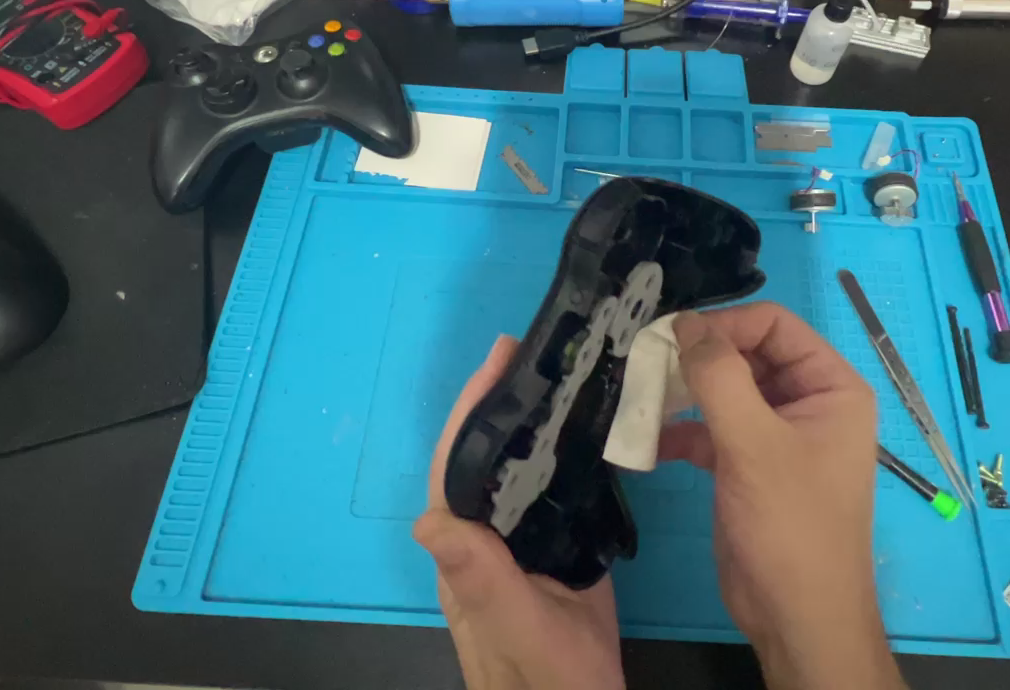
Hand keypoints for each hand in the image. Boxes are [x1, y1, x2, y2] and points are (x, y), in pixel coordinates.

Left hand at [414, 335, 624, 689]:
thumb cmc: (547, 681)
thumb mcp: (519, 631)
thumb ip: (480, 581)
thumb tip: (428, 520)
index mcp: (466, 551)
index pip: (456, 465)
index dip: (470, 408)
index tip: (498, 360)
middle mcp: (484, 537)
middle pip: (481, 455)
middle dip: (495, 399)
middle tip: (528, 351)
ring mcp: (517, 541)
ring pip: (511, 465)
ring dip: (524, 416)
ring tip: (553, 373)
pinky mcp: (552, 547)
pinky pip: (546, 485)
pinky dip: (556, 447)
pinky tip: (581, 424)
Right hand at [659, 303, 902, 689]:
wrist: (795, 621)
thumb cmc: (790, 524)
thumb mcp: (753, 443)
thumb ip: (719, 375)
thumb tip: (684, 322)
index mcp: (829, 386)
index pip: (775, 325)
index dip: (726, 324)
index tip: (675, 336)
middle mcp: (806, 400)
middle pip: (746, 352)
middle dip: (699, 357)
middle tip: (649, 360)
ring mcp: (775, 432)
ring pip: (724, 389)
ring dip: (684, 392)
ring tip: (641, 392)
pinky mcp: (747, 462)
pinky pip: (711, 428)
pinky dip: (680, 431)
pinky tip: (647, 441)